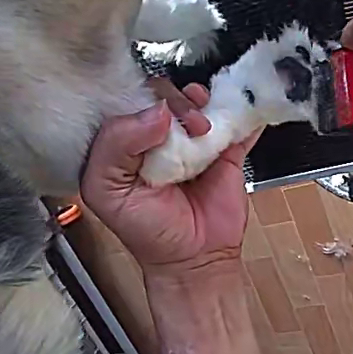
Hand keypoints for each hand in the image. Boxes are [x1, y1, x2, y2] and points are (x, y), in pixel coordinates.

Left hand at [82, 80, 252, 278]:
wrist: (195, 258)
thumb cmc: (146, 229)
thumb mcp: (107, 190)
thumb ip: (115, 145)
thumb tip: (159, 113)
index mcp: (123, 140)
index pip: (124, 98)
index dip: (137, 95)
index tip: (153, 114)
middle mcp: (158, 134)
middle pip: (165, 94)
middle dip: (175, 102)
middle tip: (187, 126)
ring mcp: (196, 141)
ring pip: (200, 100)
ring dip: (204, 102)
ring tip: (205, 126)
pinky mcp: (228, 151)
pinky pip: (239, 123)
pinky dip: (245, 111)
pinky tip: (242, 108)